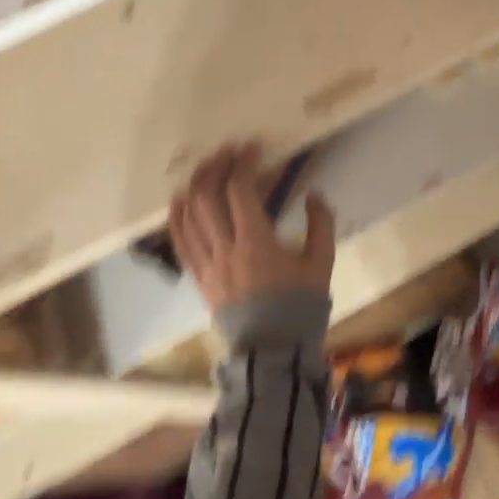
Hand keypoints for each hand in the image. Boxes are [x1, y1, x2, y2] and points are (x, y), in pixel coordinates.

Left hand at [167, 143, 335, 311]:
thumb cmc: (300, 305)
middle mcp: (225, 249)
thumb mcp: (322, 263)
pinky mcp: (199, 278)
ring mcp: (207, 264)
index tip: (252, 147)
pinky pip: (180, 242)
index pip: (239, 191)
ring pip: (188, 216)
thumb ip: (321, 224)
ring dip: (195, 186)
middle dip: (215, 168)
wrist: (273, 350)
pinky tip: (182, 200)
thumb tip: (314, 195)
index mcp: (256, 242)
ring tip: (207, 169)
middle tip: (228, 152)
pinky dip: (177, 216)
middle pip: (206, 197)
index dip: (243, 163)